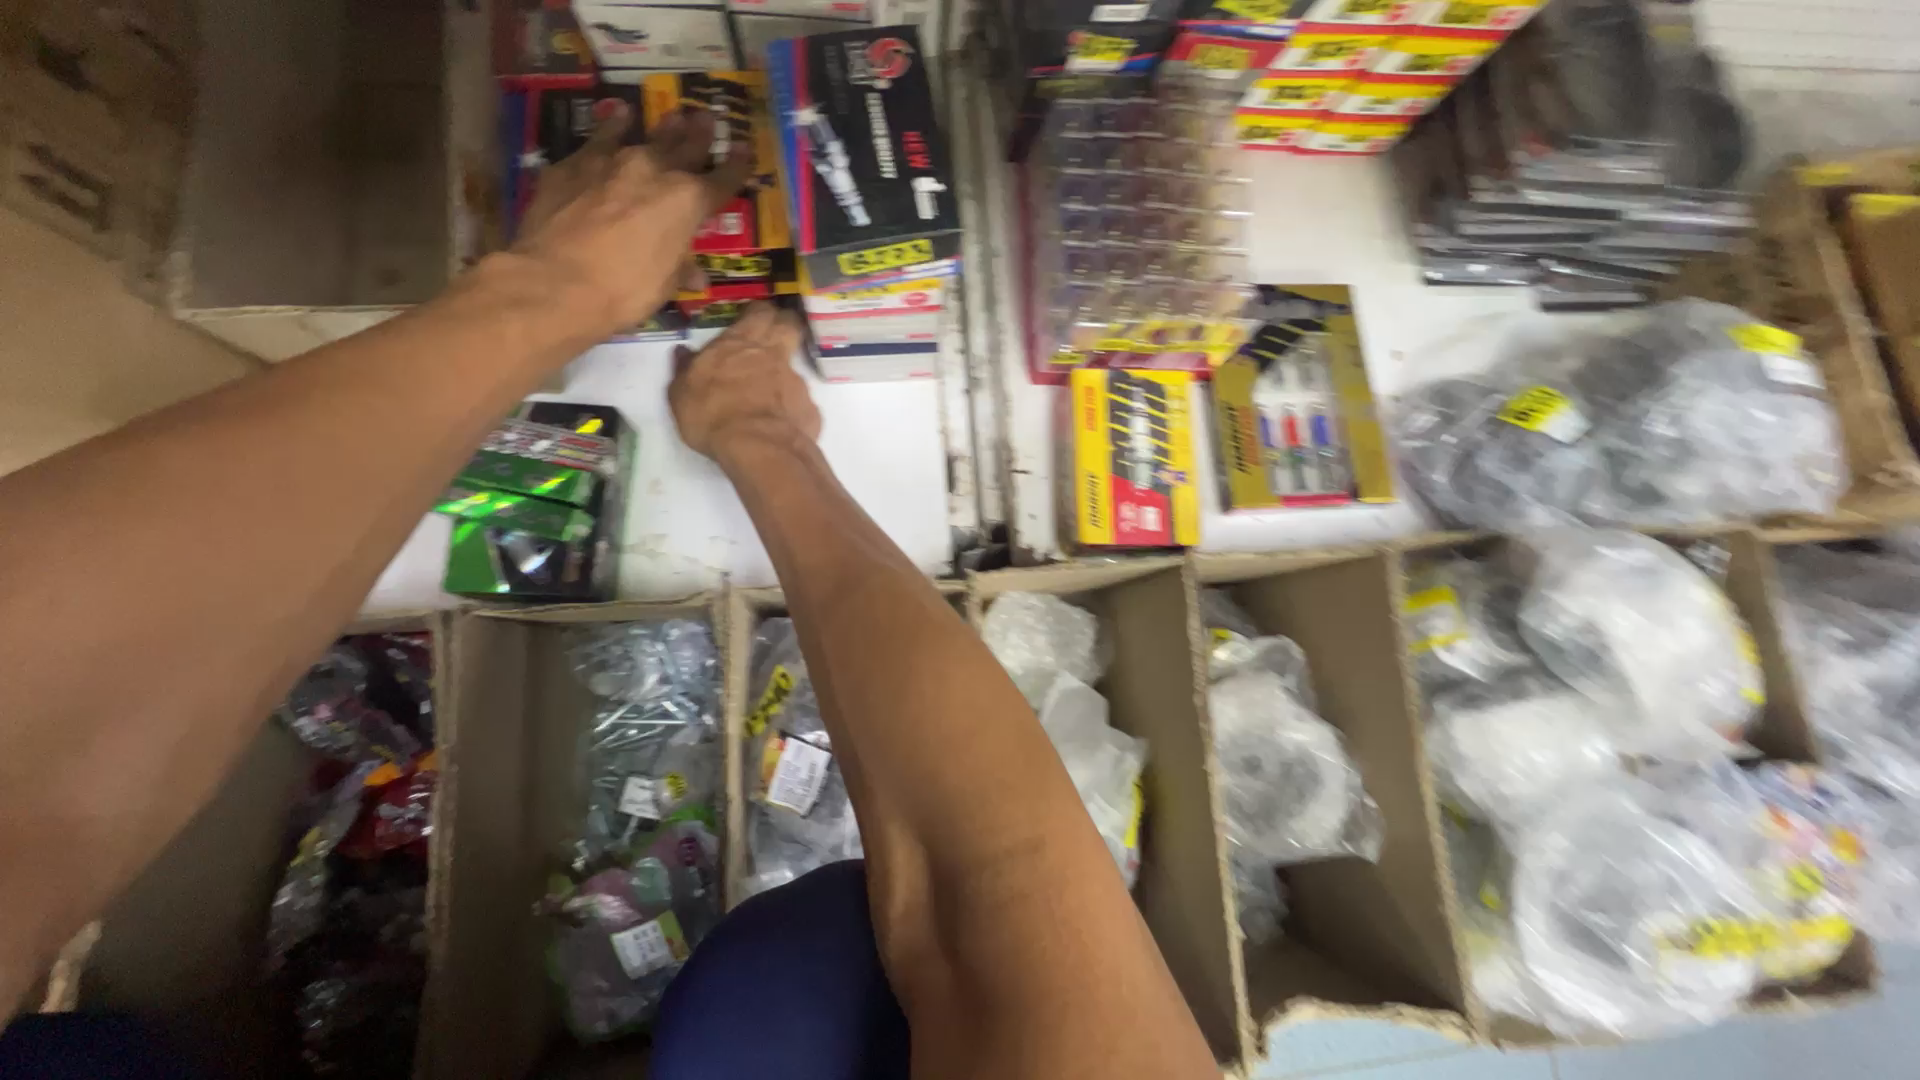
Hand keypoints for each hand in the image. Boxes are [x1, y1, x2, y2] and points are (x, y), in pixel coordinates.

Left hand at [511, 104, 752, 335]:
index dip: (736, 167)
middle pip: (685, 147)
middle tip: (708, 117)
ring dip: (662, 128)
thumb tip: (694, 275)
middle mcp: (655, 172)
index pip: (722, 180)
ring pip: (645, 136)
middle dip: (699, 134)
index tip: (744, 151)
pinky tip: (618, 116)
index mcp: (688, 203)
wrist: (557, 280)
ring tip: (673, 115)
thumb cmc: (625, 290)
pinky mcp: (575, 163)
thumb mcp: (664, 285)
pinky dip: (612, 126)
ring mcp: (612, 161)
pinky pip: (600, 138)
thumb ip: (680, 269)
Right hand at [669, 303, 820, 464]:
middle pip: (788, 325)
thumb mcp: (682, 394)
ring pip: (796, 365)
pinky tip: (782, 422)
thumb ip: (684, 370)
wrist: (758, 447)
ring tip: (772, 392)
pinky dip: (792, 408)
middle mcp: (773, 355)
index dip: (760, 312)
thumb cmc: (712, 416)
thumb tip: (682, 353)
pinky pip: (802, 402)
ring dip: (785, 373)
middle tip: (777, 332)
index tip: (756, 315)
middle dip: (785, 323)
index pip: (758, 312)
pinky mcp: (810, 408)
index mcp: (739, 343)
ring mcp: (796, 381)